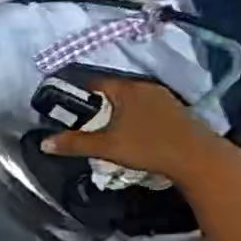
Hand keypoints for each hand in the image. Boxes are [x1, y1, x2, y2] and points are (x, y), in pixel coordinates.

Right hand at [38, 77, 240, 185]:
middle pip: (114, 90)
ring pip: (131, 99)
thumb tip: (44, 143)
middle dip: (97, 101)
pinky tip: (130, 130)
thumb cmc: (148, 147)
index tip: (64, 100)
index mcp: (127, 89)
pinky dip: (133, 115)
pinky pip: (145, 107)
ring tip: (103, 125)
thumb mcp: (106, 147)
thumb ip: (74, 144)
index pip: (95, 82)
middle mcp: (145, 87)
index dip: (78, 90)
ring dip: (117, 109)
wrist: (197, 158)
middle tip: (81, 116)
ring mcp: (163, 98)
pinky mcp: (175, 111)